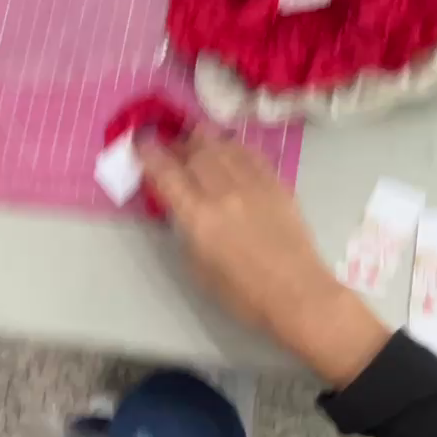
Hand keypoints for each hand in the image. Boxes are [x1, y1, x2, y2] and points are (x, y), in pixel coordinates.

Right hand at [140, 129, 392, 387]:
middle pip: (195, 152)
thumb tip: (183, 211)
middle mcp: (223, 193)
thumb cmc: (242, 295)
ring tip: (195, 143)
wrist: (296, 293)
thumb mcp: (199, 269)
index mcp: (198, 218)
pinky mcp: (277, 184)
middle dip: (176, 145)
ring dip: (204, 141)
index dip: (149, 155)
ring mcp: (253, 184)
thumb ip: (187, 232)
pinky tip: (228, 151)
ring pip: (222, 146)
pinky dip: (232, 148)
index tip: (140, 145)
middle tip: (168, 147)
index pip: (167, 175)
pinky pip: (249, 154)